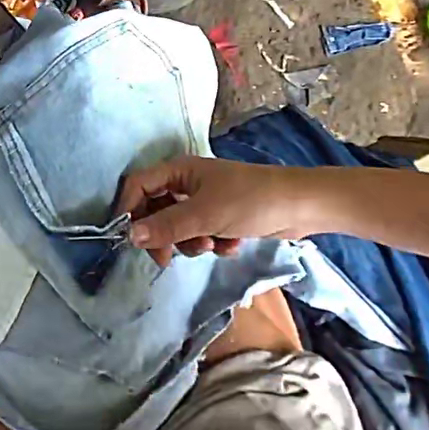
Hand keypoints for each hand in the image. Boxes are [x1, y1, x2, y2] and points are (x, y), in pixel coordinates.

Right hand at [113, 156, 322, 265]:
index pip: (138, 185)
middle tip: (168, 259)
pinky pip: (201, 233)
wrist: (300, 206)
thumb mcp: (203, 215)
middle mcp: (188, 182)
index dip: (129, 209)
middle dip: (163, 235)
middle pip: (155, 210)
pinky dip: (213, 242)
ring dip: (191, 242)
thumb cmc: (249, 201)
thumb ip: (165, 227)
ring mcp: (205, 200)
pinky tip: (232, 243)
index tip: (129, 239)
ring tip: (214, 245)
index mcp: (179, 170)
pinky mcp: (222, 217)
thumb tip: (128, 235)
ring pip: (178, 227)